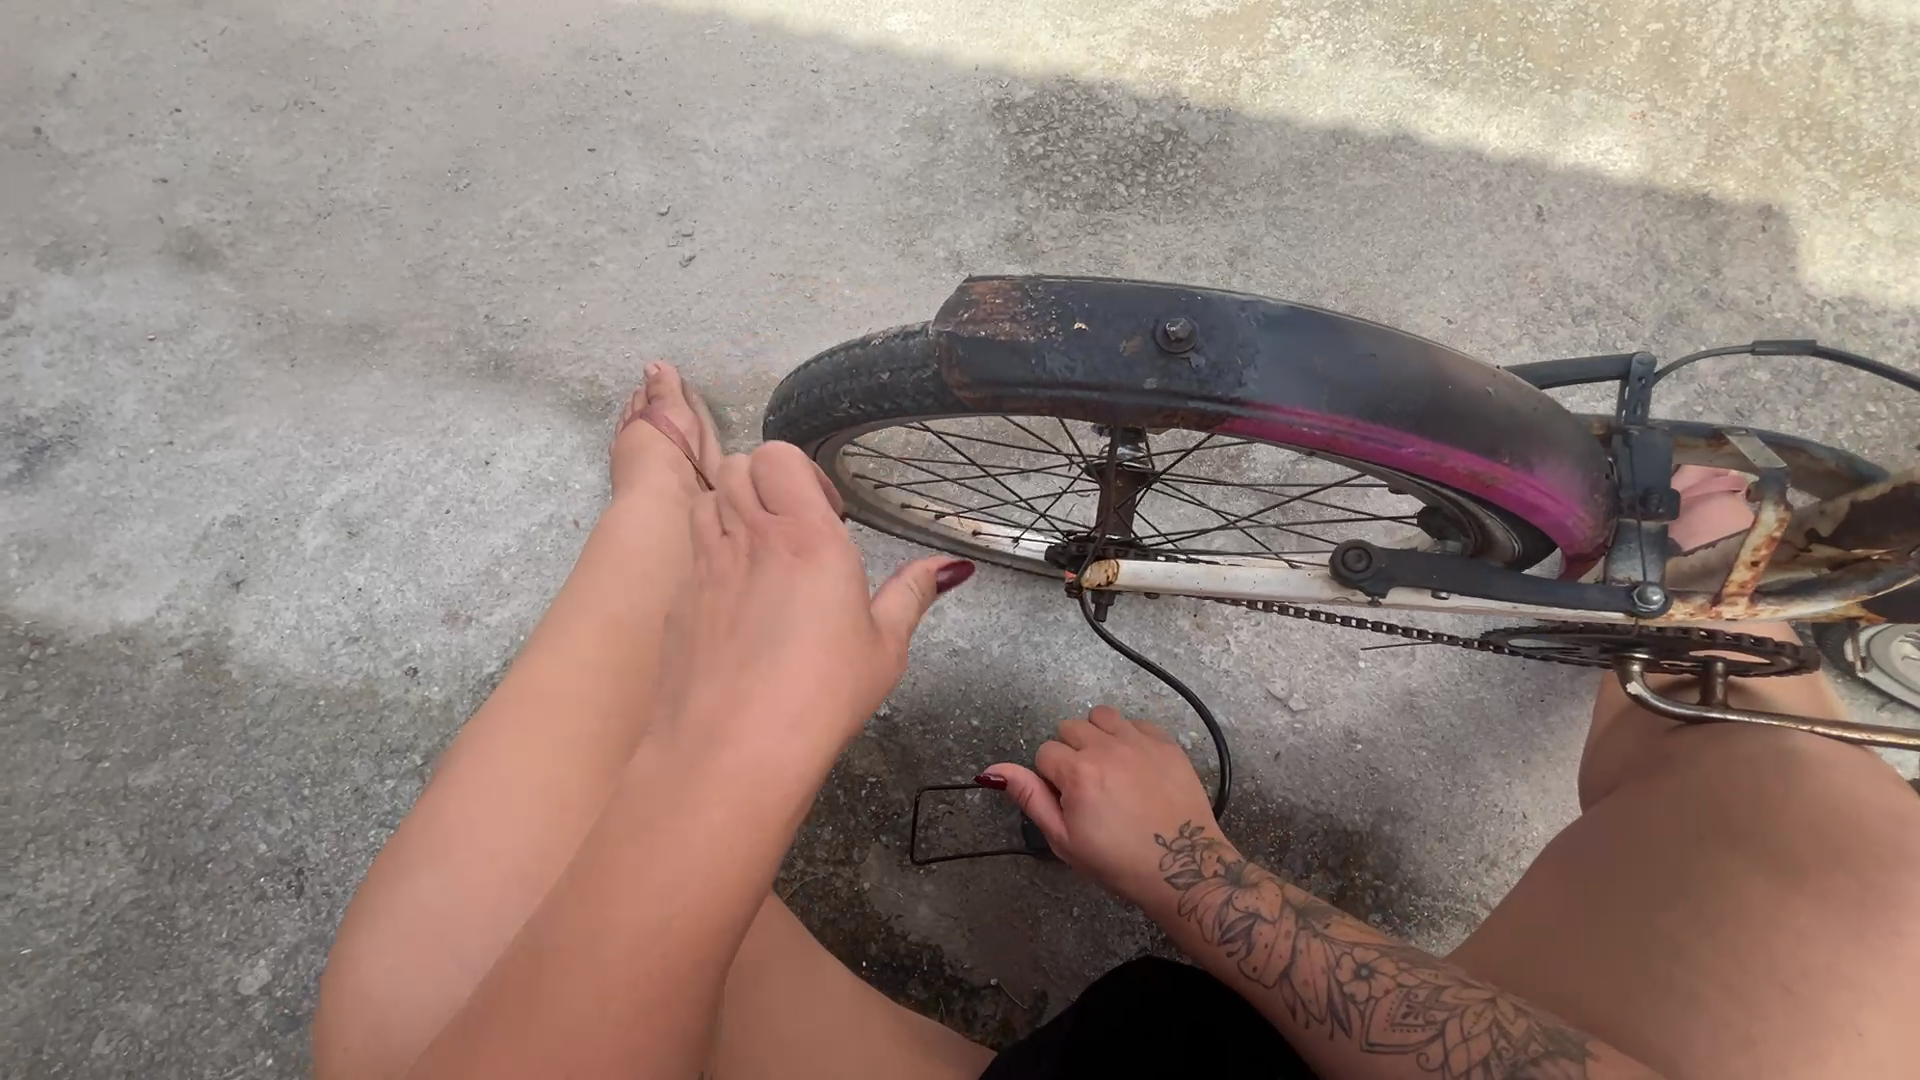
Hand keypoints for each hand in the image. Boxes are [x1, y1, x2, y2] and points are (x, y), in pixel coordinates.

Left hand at [656, 442, 972, 764]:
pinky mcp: (680, 601)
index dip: (802, 473)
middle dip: (767, 481)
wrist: (731, 749)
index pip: (780, 456)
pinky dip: (713, 553)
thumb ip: (913, 594)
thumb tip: (950, 567)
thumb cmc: (821, 695)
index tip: (828, 515)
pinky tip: (737, 602)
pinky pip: (691, 552)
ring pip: (707, 499)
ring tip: (763, 554)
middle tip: (795, 529)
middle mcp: (751, 537)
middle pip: (738, 464)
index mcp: (807, 537)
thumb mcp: (885, 646)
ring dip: (734, 508)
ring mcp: (706, 567)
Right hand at [981, 706, 1218, 909]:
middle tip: (1088, 786)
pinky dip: (1129, 737)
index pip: (1044, 753)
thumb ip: (1029, 797)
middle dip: (1071, 752)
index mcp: (1077, 772)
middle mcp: (1106, 747)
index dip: (1051, 778)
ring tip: (1109, 766)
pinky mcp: (1166, 743)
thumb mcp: (1064, 839)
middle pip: (1069, 727)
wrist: (1185, 867)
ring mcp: (1139, 741)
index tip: (1069, 801)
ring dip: (1098, 735)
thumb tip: (991, 770)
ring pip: (1100, 716)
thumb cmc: (1118, 861)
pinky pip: (1135, 722)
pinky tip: (1136, 765)